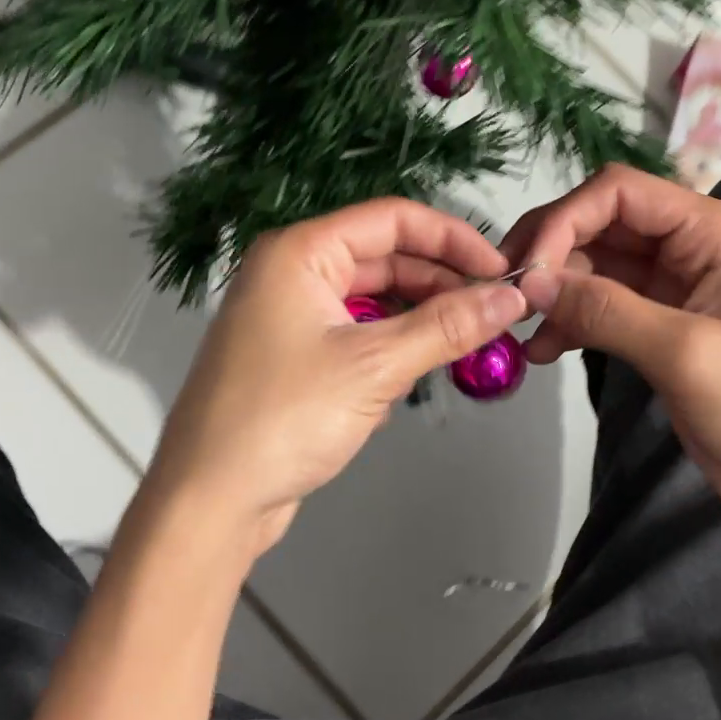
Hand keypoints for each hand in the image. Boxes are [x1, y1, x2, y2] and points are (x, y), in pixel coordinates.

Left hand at [150, 198, 527, 556]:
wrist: (209, 499)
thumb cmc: (283, 418)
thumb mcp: (375, 366)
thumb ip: (447, 327)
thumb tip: (511, 297)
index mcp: (300, 253)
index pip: (392, 220)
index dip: (453, 239)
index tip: (501, 271)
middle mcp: (292, 273)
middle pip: (385, 258)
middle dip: (441, 284)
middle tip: (495, 314)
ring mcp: (291, 317)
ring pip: (374, 300)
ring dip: (421, 319)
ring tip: (469, 344)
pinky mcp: (295, 358)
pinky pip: (357, 335)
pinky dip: (393, 347)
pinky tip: (420, 373)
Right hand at [501, 165, 720, 532]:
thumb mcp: (685, 353)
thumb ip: (604, 310)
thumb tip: (528, 283)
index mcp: (713, 231)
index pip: (620, 192)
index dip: (564, 219)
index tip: (525, 269)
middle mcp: (690, 246)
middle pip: (601, 223)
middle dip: (551, 252)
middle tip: (506, 294)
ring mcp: (674, 287)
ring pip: (595, 266)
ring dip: (555, 291)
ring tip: (521, 330)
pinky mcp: (661, 326)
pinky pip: (602, 306)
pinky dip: (570, 322)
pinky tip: (543, 352)